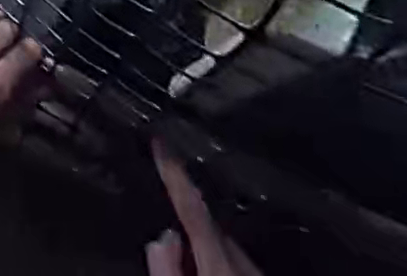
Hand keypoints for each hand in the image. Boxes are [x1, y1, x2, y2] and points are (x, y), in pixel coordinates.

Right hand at [146, 139, 262, 275]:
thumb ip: (166, 272)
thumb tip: (164, 237)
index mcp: (221, 266)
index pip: (192, 208)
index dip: (174, 173)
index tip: (160, 143)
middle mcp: (247, 268)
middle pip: (211, 234)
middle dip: (189, 232)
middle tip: (171, 256)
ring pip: (227, 256)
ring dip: (207, 260)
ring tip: (189, 273)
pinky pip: (239, 271)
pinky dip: (222, 271)